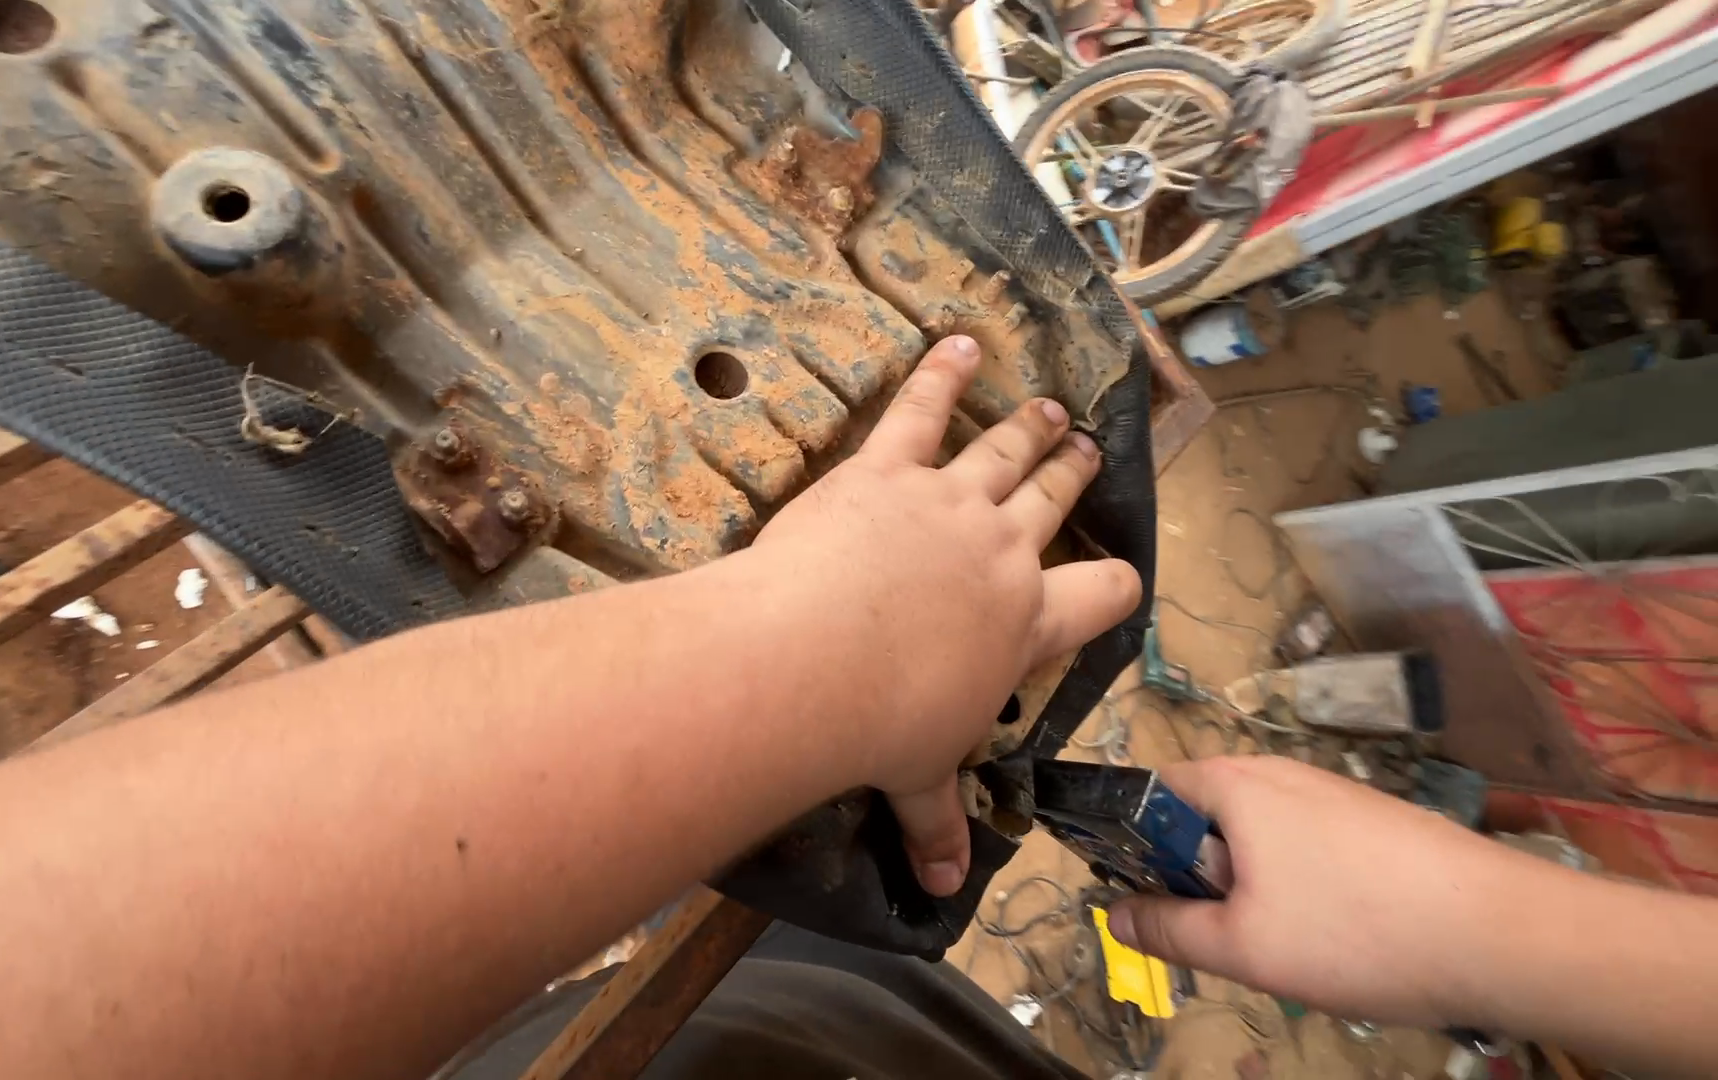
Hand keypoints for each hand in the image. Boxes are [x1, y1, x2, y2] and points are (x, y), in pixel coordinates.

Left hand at [753, 335, 1140, 896]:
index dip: (1116, 584)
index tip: (1120, 571)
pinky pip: (920, 409)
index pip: (1103, 595)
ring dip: (1030, 427)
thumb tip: (940, 893)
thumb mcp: (916, 775)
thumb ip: (935, 826)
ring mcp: (947, 501)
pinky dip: (941, 373)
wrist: (816, 660)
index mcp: (1024, 622)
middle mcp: (1000, 551)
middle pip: (1053, 501)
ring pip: (1003, 451)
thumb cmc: (877, 722)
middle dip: (1072, 475)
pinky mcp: (885, 469)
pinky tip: (955, 342)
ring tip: (1051, 407)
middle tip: (1085, 448)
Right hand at [1108, 755, 1554, 1027]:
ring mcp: (1326, 788)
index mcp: (1228, 783)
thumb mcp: (1244, 946)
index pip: (1148, 793)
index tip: (1158, 896)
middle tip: (1229, 927)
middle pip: (1201, 813)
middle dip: (1199, 868)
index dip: (1137, 843)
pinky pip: (1305, 838)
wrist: (1519, 937)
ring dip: (1250, 876)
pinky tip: (1344, 924)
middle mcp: (1270, 769)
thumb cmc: (1357, 930)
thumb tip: (1112, 916)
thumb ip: (1167, 930)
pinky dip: (1301, 876)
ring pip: (1255, 830)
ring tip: (1291, 933)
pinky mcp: (1370, 814)